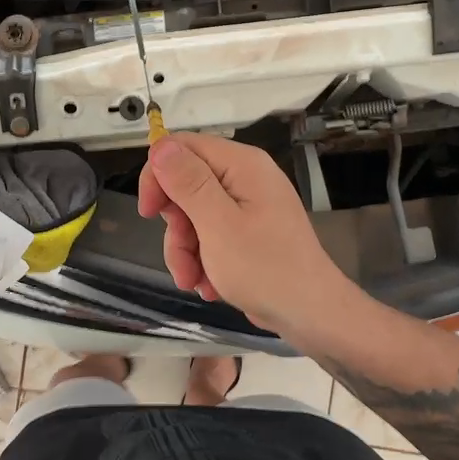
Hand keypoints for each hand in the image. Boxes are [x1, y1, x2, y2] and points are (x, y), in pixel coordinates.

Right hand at [137, 133, 358, 334]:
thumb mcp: (218, 224)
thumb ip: (188, 183)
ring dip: (185, 251)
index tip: (149, 211)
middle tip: (180, 255)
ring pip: (191, 217)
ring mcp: (246, 206)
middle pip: (184, 186)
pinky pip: (208, 236)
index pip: (182, 147)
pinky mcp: (246, 232)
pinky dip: (202, 260)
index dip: (158, 175)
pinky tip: (209, 284)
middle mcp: (244, 178)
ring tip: (194, 281)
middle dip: (175, 226)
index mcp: (241, 165)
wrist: (308, 313)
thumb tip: (160, 146)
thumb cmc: (264, 268)